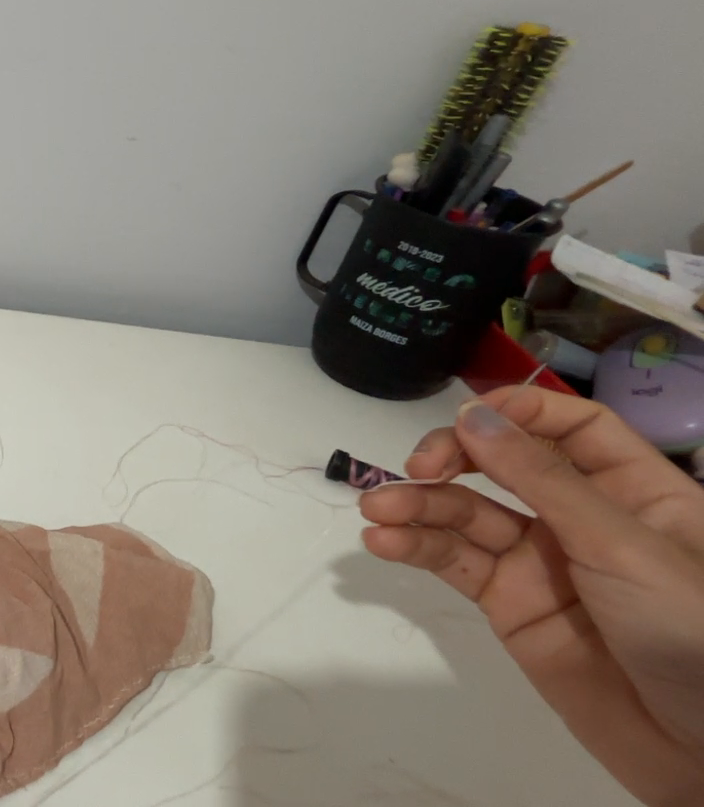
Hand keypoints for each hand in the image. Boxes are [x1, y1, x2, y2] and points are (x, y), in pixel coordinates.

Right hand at [360, 386, 703, 805]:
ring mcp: (539, 561)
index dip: (519, 411)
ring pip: (462, 512)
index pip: (573, 427)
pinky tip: (382, 542)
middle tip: (416, 468)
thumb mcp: (627, 550)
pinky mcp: (505, 600)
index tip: (467, 419)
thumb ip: (544, 480)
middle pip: (501, 463)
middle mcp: (582, 519)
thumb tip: (473, 414)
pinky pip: (449, 560)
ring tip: (376, 513)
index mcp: (637, 496)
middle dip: (451, 458)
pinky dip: (410, 546)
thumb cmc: (696, 637)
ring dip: (413, 506)